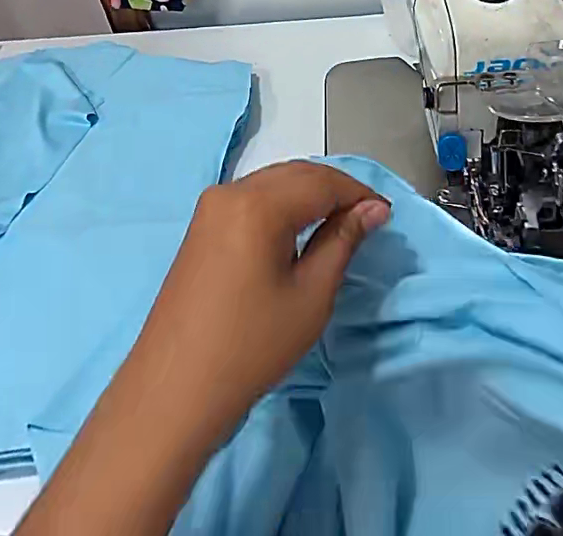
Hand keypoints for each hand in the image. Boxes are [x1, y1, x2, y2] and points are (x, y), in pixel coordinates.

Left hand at [16, 161, 388, 535]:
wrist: (177, 387)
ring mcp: (210, 206)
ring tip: (340, 222)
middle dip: (334, 189)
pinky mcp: (201, 225)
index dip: (357, 193)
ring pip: (271, 182)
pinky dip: (282, 204)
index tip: (386, 214)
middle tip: (368, 217)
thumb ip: (342, 241)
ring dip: (308, 194)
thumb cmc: (252, 345)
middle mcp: (230, 191)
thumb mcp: (310, 295)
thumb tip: (373, 209)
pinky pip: (251, 198)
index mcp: (257, 204)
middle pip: (294, 174)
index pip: (319, 182)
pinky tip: (299, 227)